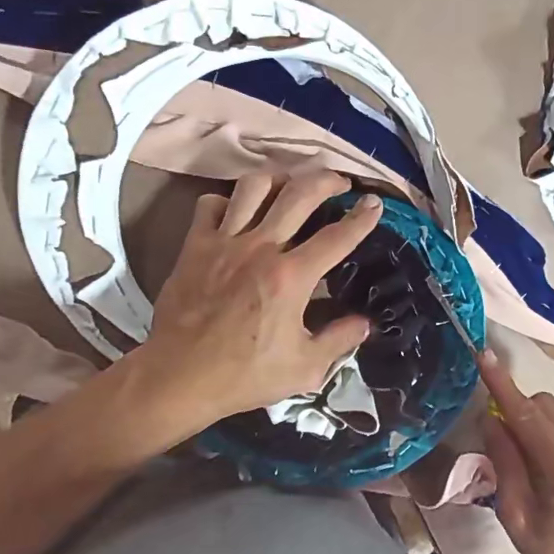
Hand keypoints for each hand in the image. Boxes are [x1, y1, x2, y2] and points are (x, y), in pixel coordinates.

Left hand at [139, 170, 380, 422]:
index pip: (337, 237)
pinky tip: (235, 210)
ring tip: (288, 184)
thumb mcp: (303, 369)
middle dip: (326, 180)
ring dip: (277, 179)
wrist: (180, 375)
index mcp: (291, 277)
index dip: (362, 217)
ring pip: (254, 187)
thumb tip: (364, 323)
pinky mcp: (194, 245)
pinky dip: (225, 200)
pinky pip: (210, 204)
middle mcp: (260, 248)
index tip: (374, 203)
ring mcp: (224, 242)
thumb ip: (338, 341)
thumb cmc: (244, 375)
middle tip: (339, 182)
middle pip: (299, 194)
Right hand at [481, 351, 553, 553]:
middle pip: (544, 405)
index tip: (483, 354)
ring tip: (532, 464)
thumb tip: (491, 418)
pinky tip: (553, 469)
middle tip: (503, 442)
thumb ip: (504, 461)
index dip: (501, 383)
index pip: (527, 414)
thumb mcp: (516, 516)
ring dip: (536, 424)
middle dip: (518, 411)